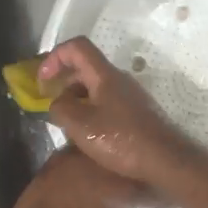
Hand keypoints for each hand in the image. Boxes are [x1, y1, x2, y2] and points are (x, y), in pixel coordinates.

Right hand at [39, 37, 195, 185]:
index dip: (54, 57)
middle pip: (85, 67)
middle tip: (49, 101)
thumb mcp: (80, 125)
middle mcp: (119, 79)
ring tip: (65, 121)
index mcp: (105, 75)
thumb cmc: (120, 140)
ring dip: (76, 97)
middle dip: (62, 80)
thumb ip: (61, 107)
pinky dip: (90, 109)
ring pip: (96, 86)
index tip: (43, 80)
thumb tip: (58, 101)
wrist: (164, 160)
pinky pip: (107, 101)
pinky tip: (87, 132)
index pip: (77, 47)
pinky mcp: (136, 112)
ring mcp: (130, 95)